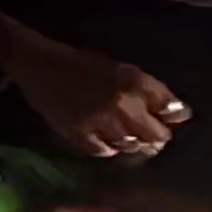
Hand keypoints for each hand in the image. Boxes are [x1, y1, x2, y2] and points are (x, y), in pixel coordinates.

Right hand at [7, 43, 189, 157]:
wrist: (37, 64)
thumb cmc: (79, 62)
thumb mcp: (119, 69)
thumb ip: (145, 90)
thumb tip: (169, 113)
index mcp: (135, 83)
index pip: (173, 109)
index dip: (174, 116)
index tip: (170, 118)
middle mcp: (122, 104)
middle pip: (155, 134)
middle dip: (157, 136)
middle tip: (151, 137)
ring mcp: (99, 120)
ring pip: (129, 144)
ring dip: (132, 144)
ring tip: (128, 141)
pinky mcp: (76, 131)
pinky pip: (99, 149)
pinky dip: (106, 149)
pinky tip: (105, 145)